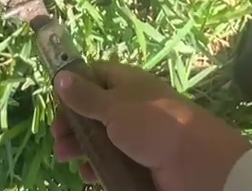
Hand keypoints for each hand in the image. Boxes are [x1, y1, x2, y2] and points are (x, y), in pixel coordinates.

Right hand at [53, 63, 251, 190]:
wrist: (194, 163)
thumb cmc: (151, 125)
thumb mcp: (113, 107)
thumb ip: (86, 96)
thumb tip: (60, 76)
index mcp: (124, 82)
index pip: (93, 76)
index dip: (73, 88)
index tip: (56, 105)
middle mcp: (129, 105)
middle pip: (93, 110)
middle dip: (73, 124)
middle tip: (59, 141)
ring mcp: (135, 134)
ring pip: (101, 138)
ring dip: (82, 148)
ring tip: (69, 161)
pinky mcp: (140, 161)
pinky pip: (113, 160)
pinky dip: (98, 167)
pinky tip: (89, 175)